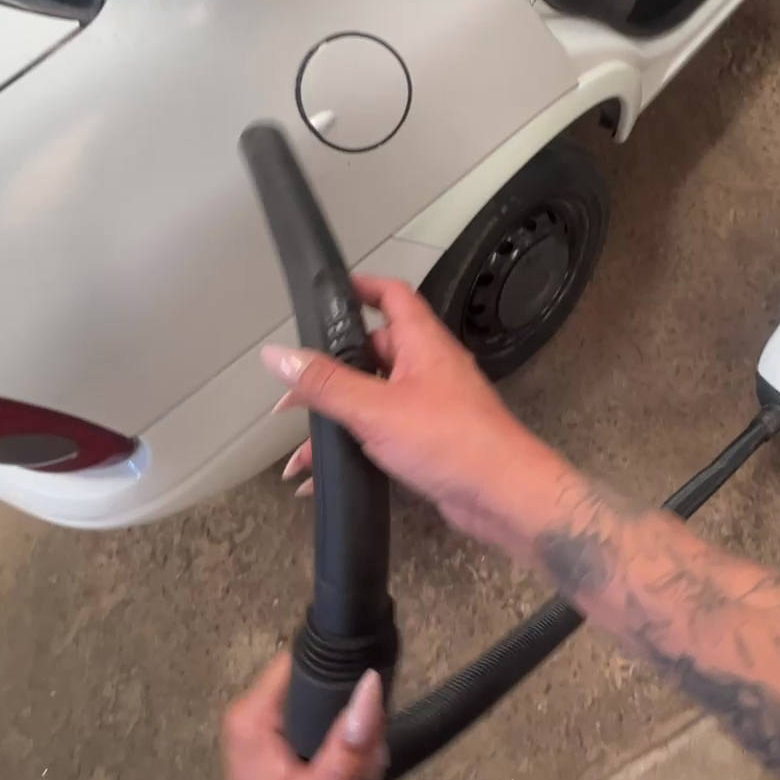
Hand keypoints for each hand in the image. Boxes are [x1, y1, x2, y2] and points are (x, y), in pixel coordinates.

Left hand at [223, 654, 385, 779]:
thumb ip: (347, 744)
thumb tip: (373, 683)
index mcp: (252, 715)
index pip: (306, 659)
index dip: (344, 676)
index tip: (370, 707)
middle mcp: (255, 714)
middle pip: (325, 686)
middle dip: (358, 722)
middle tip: (368, 756)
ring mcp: (267, 732)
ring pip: (332, 709)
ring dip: (357, 742)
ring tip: (362, 772)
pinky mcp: (280, 748)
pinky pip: (325, 730)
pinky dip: (346, 753)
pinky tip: (354, 774)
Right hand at [263, 276, 570, 539]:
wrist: (500, 492)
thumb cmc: (451, 440)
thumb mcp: (376, 409)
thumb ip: (326, 384)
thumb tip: (279, 355)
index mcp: (423, 342)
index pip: (393, 295)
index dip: (362, 286)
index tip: (327, 292)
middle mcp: (428, 366)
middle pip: (374, 350)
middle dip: (332, 371)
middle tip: (293, 393)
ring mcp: (430, 402)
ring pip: (374, 397)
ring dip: (338, 418)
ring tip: (299, 449)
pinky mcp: (429, 436)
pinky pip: (383, 430)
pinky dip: (354, 446)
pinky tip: (320, 477)